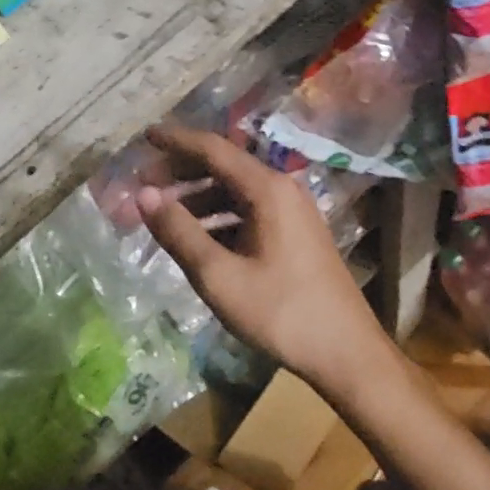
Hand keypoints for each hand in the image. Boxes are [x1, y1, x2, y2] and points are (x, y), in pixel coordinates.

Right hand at [137, 125, 397, 393]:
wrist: (346, 353)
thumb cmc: (281, 312)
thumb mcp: (219, 276)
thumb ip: (179, 232)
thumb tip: (143, 194)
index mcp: (267, 189)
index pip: (212, 148)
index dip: (175, 140)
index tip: (144, 136)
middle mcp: (282, 189)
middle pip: (224, 166)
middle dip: (181, 171)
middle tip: (142, 184)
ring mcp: (292, 212)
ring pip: (235, 191)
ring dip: (197, 197)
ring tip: (162, 214)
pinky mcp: (295, 234)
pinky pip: (248, 212)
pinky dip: (218, 217)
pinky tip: (196, 240)